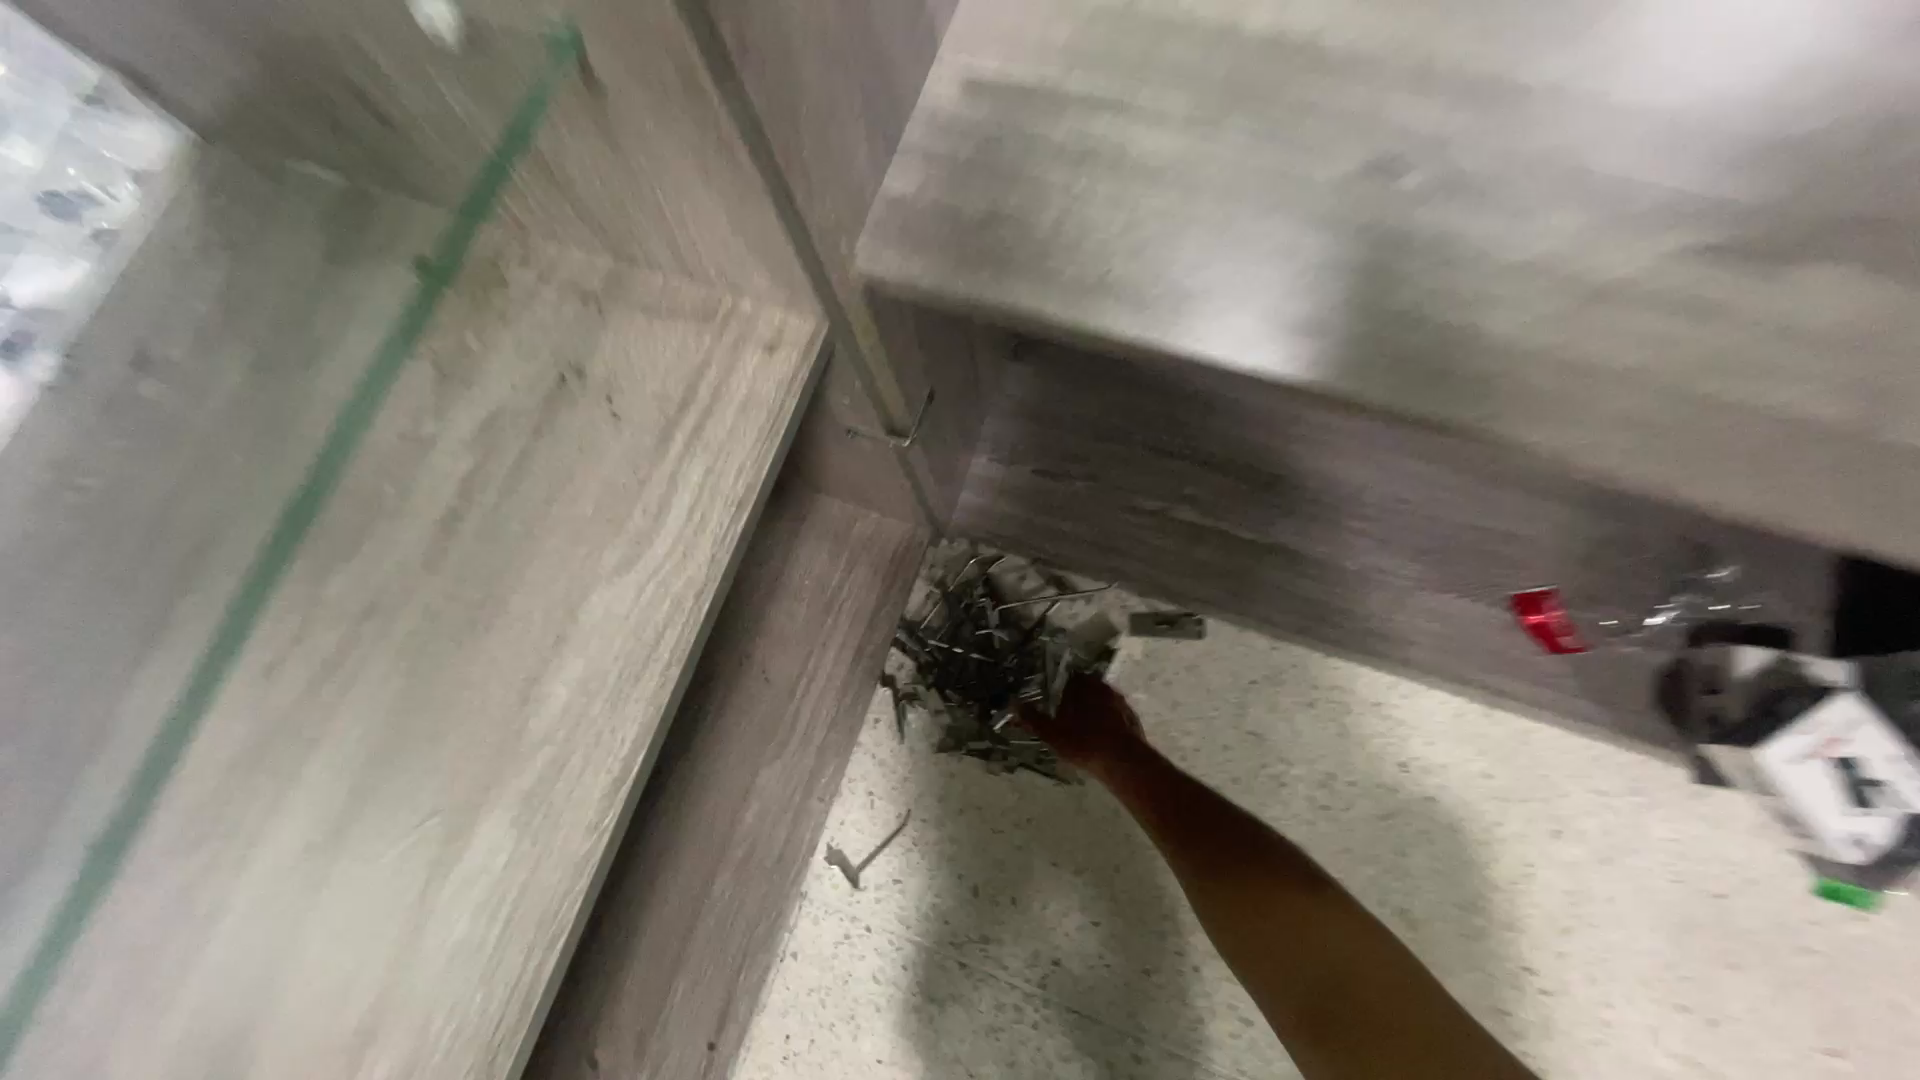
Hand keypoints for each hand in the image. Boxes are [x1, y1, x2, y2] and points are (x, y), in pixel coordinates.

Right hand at [1020, 673, 1150, 774]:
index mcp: (1081, 685)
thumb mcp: (1051, 733)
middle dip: (1079, 697)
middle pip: (1088, 687)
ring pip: (1103, 700)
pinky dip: (1109, 720)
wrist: (1122, 759)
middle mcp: (1102, 687)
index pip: (1070, 677)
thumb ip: (1032, 718)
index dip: (1062, 688)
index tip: (1057, 699)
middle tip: (1069, 714)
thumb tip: (1014, 703)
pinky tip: (1103, 736)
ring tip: (1086, 726)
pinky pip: (1116, 714)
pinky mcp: (1131, 717)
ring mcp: (1120, 701)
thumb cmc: (1082, 742)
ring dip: (1095, 708)